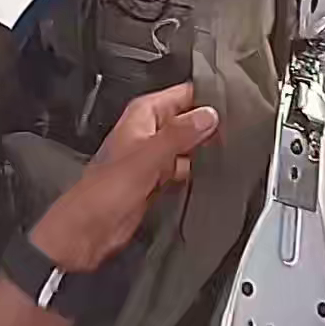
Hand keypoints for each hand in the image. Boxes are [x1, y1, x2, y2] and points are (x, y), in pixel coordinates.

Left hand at [29, 83, 218, 272]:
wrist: (87, 232)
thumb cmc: (101, 193)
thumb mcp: (147, 156)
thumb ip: (180, 133)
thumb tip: (208, 114)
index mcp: (142, 115)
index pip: (183, 93)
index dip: (207, 96)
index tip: (233, 101)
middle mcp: (148, 132)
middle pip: (189, 118)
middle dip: (210, 123)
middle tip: (238, 128)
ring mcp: (153, 156)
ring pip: (188, 144)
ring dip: (205, 148)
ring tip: (229, 150)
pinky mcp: (157, 179)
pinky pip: (184, 167)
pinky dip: (197, 170)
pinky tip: (211, 173)